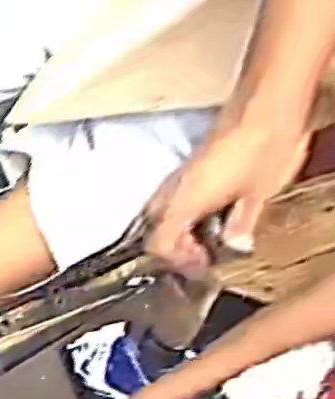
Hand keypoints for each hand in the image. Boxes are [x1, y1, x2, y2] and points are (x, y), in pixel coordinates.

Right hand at [146, 121, 307, 276]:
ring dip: (179, 231)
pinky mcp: (183, 174)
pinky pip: (170, 204)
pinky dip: (183, 215)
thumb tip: (236, 245)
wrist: (266, 107)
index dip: (178, 261)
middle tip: (202, 253)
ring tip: (205, 234)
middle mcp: (164, 201)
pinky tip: (206, 212)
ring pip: (161, 220)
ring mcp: (171, 185)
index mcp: (177, 211)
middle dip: (176, 247)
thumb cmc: (262, 148)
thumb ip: (243, 222)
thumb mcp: (261, 192)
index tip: (199, 266)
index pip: (160, 247)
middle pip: (156, 235)